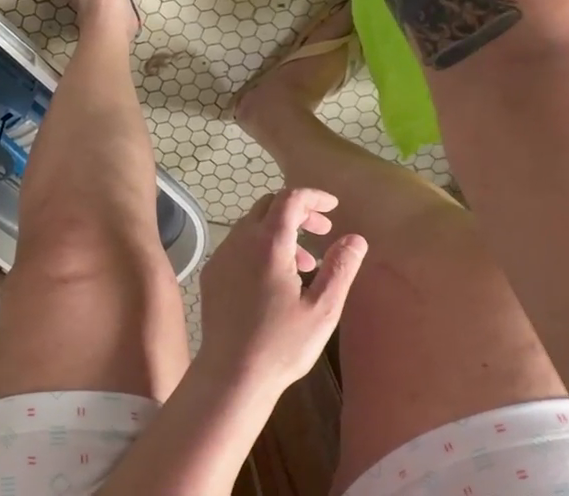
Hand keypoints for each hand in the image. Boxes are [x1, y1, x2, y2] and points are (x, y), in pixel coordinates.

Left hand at [196, 187, 367, 393]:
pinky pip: (239, 245)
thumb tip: (355, 239)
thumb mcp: (322, 309)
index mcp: (268, 244)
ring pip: (252, 226)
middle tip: (323, 231)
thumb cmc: (282, 344)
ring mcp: (222, 255)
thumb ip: (340, 268)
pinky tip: (277, 280)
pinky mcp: (213, 273)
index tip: (334, 206)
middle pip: (268, 206)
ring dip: (281, 232)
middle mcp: (240, 240)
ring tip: (307, 263)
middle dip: (298, 211)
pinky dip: (261, 247)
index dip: (313, 197)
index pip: (290, 199)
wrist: (232, 371)